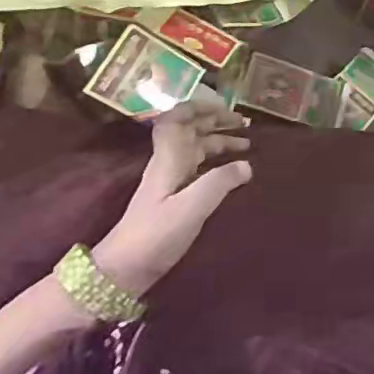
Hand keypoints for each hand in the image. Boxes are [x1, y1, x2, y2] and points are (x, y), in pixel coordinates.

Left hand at [92, 101, 252, 294]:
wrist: (126, 267)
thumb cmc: (156, 234)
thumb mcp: (191, 208)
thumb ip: (219, 183)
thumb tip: (246, 164)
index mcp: (169, 159)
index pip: (177, 119)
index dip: (198, 107)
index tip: (225, 107)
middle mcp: (168, 164)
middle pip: (189, 132)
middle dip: (215, 122)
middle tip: (245, 124)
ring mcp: (169, 182)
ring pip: (195, 151)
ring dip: (218, 143)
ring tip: (246, 145)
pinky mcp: (172, 199)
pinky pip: (197, 170)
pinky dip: (215, 164)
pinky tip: (231, 172)